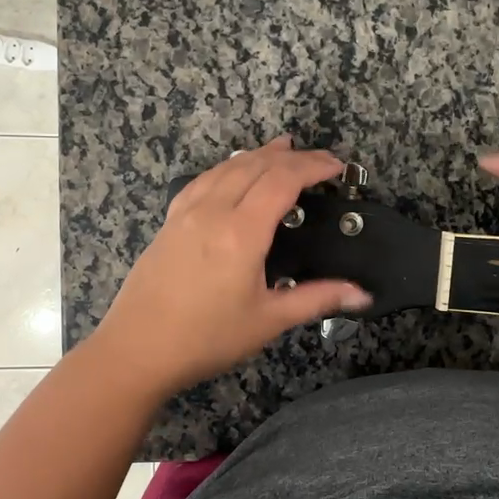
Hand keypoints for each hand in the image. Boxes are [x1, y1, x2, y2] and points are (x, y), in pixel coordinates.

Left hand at [92, 136, 370, 394]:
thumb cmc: (206, 339)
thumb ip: (317, 298)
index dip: (313, 167)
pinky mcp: (169, 223)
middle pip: (256, 166)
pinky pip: (203, 180)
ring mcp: (186, 214)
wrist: (136, 351)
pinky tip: (232, 169)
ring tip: (283, 146)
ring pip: (227, 168)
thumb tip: (362, 294)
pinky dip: (227, 166)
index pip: (283, 181)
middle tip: (321, 159)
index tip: (337, 167)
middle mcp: (213, 211)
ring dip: (259, 154)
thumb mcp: (268, 320)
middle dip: (293, 157)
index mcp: (241, 232)